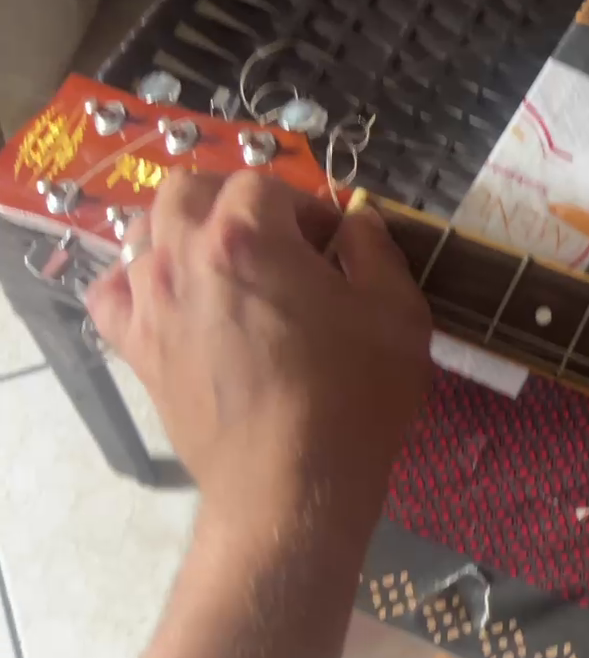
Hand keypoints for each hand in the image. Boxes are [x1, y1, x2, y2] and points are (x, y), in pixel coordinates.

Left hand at [86, 173, 430, 532]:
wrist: (295, 473)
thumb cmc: (360, 391)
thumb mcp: (401, 316)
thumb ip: (379, 254)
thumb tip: (359, 219)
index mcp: (251, 238)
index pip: (266, 184)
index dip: (310, 204)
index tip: (341, 242)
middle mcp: (182, 253)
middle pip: (190, 189)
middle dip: (242, 201)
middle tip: (290, 242)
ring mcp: (147, 297)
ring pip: (147, 228)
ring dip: (195, 232)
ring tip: (242, 270)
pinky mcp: (133, 341)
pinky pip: (118, 285)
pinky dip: (149, 277)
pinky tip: (186, 299)